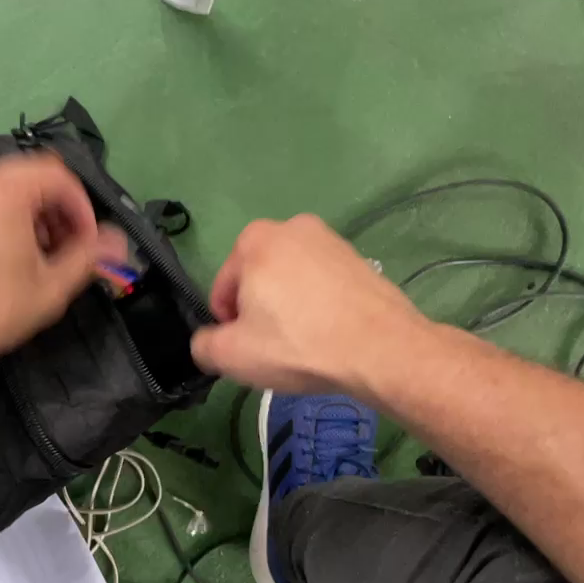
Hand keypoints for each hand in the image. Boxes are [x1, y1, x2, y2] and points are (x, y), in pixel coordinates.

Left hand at [0, 155, 127, 375]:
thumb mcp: (52, 286)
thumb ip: (89, 256)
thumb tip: (118, 242)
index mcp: (3, 190)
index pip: (59, 176)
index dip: (82, 207)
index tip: (91, 240)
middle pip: (35, 179)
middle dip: (62, 211)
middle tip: (74, 248)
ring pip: (13, 190)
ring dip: (39, 216)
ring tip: (49, 257)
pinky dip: (13, 219)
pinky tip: (21, 255)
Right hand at [190, 214, 436, 396]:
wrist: (381, 350)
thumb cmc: (297, 345)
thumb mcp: (230, 355)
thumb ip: (202, 345)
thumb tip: (208, 341)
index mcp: (254, 240)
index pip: (223, 289)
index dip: (227, 323)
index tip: (245, 345)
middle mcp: (292, 227)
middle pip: (256, 280)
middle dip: (257, 310)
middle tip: (271, 345)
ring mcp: (330, 240)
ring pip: (289, 281)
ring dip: (286, 308)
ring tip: (300, 342)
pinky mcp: (358, 258)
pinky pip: (320, 284)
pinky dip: (316, 306)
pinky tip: (326, 334)